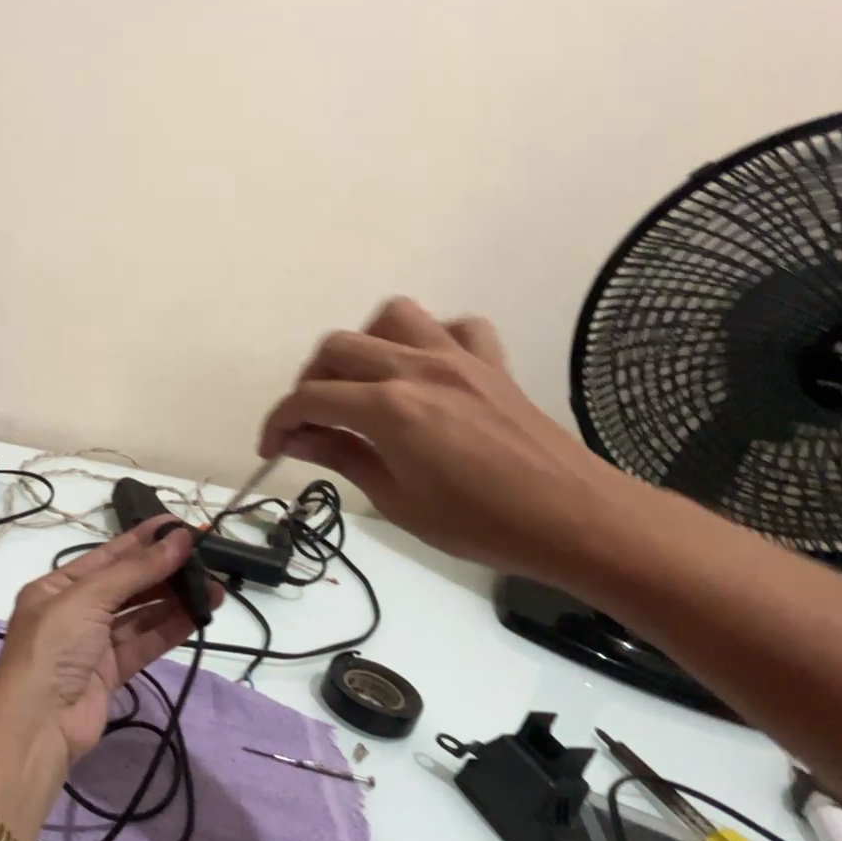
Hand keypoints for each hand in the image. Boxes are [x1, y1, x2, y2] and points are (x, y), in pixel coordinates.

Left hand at [0, 519, 221, 761]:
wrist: (37, 724)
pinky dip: (171, 628)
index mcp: (56, 587)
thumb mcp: (88, 598)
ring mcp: (92, 644)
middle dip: (164, 572)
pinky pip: (144, 643)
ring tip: (214, 588)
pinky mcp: (110, 673)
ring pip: (140, 615)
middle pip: (126, 585)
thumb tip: (179, 539)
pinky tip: (200, 615)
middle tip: (205, 559)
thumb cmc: (53, 647)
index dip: (143, 541)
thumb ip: (137, 571)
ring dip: (175, 600)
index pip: (107, 556)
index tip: (179, 527)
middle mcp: (73, 611)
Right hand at [259, 297, 645, 584]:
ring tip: (363, 383)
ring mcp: (458, 357)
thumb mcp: (395, 499)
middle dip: (310, 382)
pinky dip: (430, 340)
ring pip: (392, 317)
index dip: (278, 421)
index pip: (310, 399)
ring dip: (365, 344)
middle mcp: (416, 367)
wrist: (571, 517)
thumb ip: (342, 457)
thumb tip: (298, 439)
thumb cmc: (477, 523)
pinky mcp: (491, 362)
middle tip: (310, 422)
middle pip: (338, 348)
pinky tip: (425, 372)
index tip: (271, 448)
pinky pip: (454, 327)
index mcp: (388, 408)